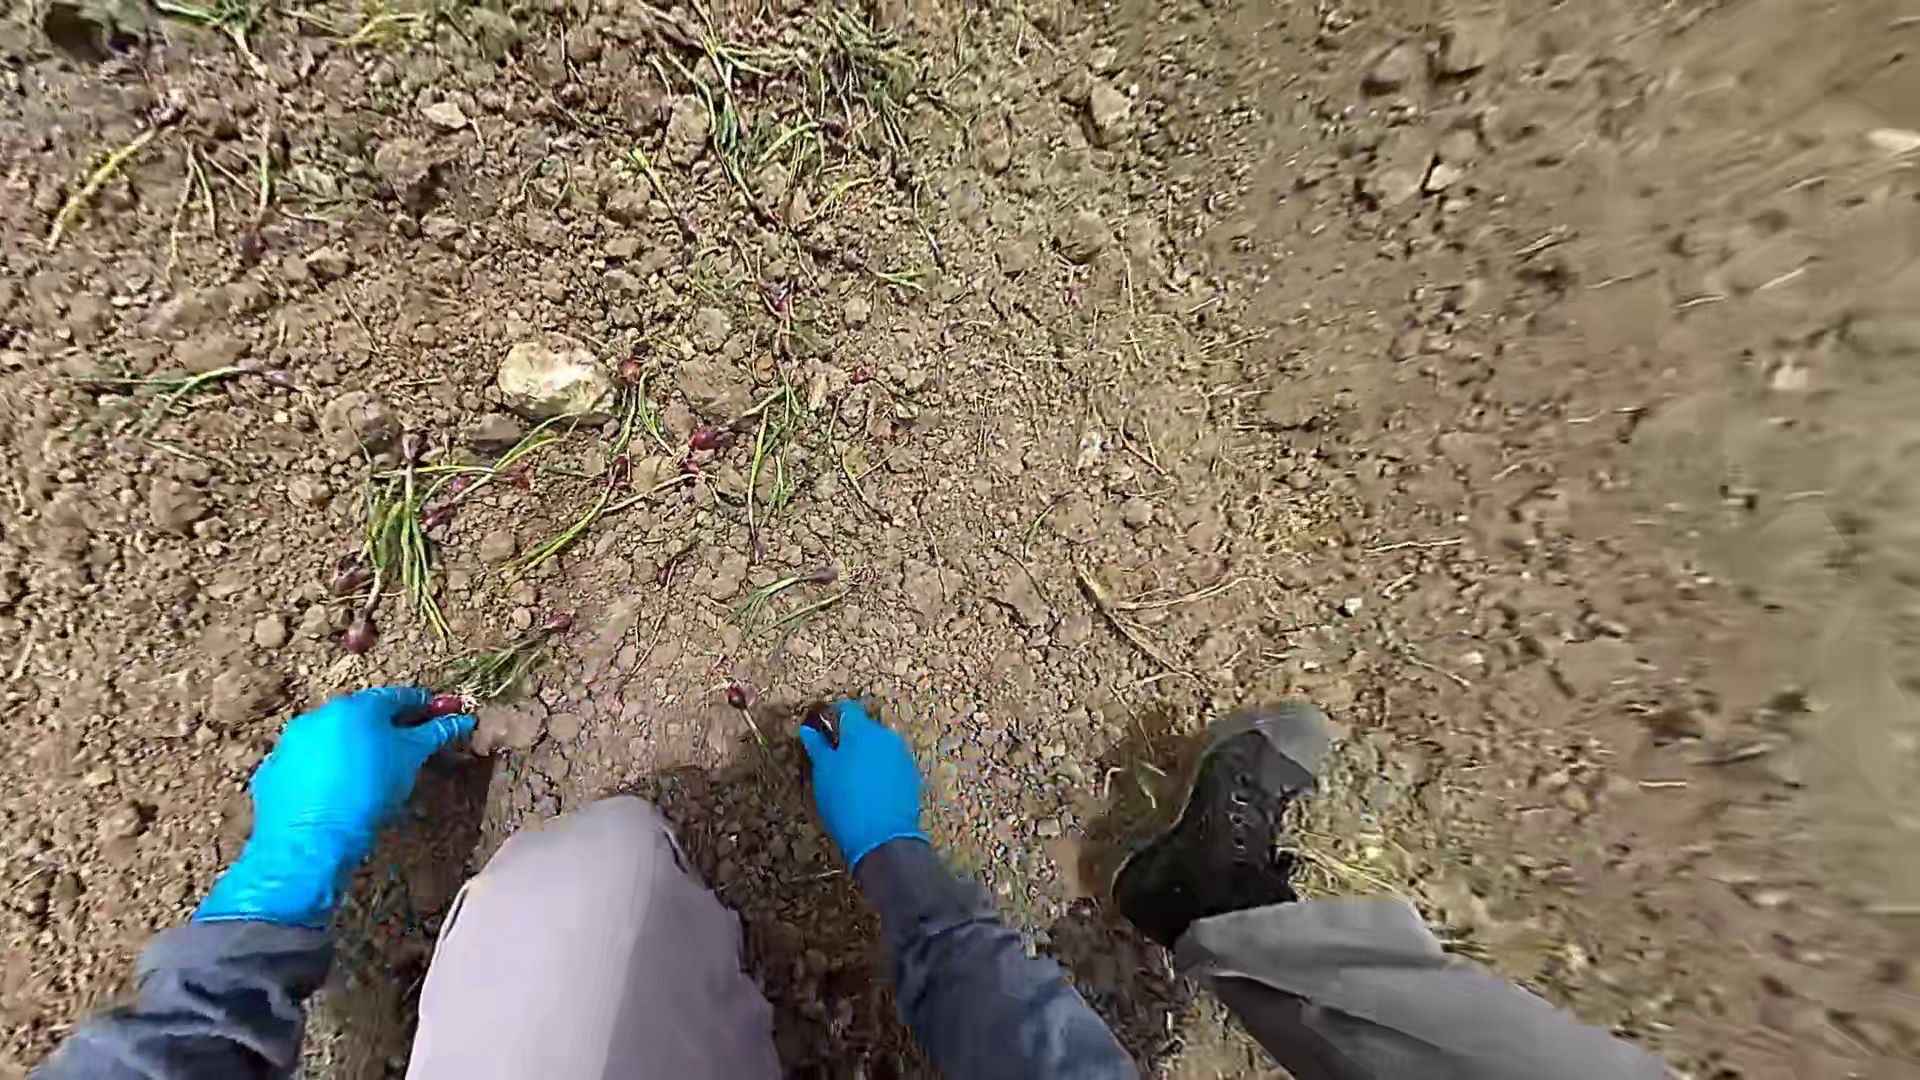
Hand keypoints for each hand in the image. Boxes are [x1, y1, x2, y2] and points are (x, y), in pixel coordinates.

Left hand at [195, 687, 474, 926]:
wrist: (311, 841)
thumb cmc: (371, 787)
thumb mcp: (415, 754)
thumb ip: (439, 731)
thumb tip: (462, 721)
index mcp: (355, 706)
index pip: (403, 696)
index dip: (430, 707)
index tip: (447, 719)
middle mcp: (318, 718)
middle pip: (368, 715)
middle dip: (397, 727)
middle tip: (420, 743)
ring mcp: (290, 746)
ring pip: (340, 737)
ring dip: (365, 745)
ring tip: (385, 767)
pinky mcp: (272, 775)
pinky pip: (314, 761)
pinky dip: (336, 766)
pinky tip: (350, 786)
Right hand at [797, 699, 928, 866]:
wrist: (884, 837)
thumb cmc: (845, 802)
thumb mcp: (824, 774)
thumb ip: (817, 748)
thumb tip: (808, 730)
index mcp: (862, 731)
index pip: (848, 709)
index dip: (834, 715)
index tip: (824, 729)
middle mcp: (885, 735)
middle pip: (865, 726)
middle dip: (850, 737)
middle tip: (834, 757)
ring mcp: (901, 753)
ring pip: (879, 744)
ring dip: (866, 752)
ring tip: (851, 776)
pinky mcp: (910, 772)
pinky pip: (891, 761)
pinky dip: (879, 767)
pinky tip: (870, 786)